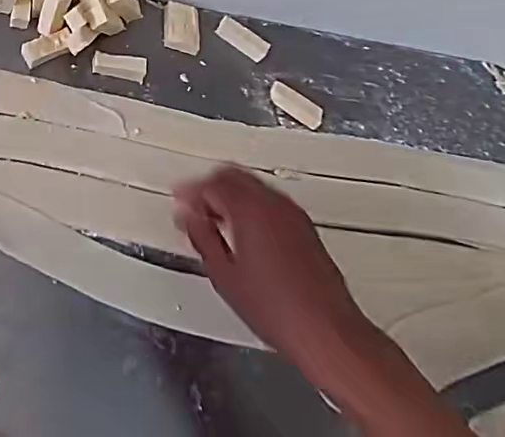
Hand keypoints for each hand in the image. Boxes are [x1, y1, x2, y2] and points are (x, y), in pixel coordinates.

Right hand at [172, 164, 371, 360]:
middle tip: (193, 205)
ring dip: (230, 194)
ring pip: (252, 185)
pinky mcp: (303, 225)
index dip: (189, 191)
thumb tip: (189, 218)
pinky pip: (269, 199)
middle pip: (232, 175)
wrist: (325, 330)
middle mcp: (272, 202)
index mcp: (248, 208)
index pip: (211, 183)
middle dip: (208, 187)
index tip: (180, 201)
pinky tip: (242, 229)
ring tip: (214, 219)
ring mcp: (291, 212)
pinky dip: (250, 204)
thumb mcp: (224, 275)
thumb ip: (202, 237)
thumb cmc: (278, 309)